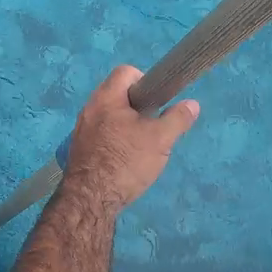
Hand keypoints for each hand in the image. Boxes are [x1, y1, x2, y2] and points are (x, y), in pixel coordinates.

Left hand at [58, 66, 198, 213]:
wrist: (91, 199)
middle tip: (153, 125)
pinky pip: (100, 136)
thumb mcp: (160, 139)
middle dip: (138, 106)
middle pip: (117, 95)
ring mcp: (80, 131)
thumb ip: (177, 118)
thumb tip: (192, 104)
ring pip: (109, 117)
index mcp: (106, 98)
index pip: (126, 72)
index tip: (158, 101)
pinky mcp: (79, 150)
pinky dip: (114, 141)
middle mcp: (88, 109)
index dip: (146, 80)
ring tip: (141, 145)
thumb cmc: (126, 162)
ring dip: (126, 126)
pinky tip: (124, 161)